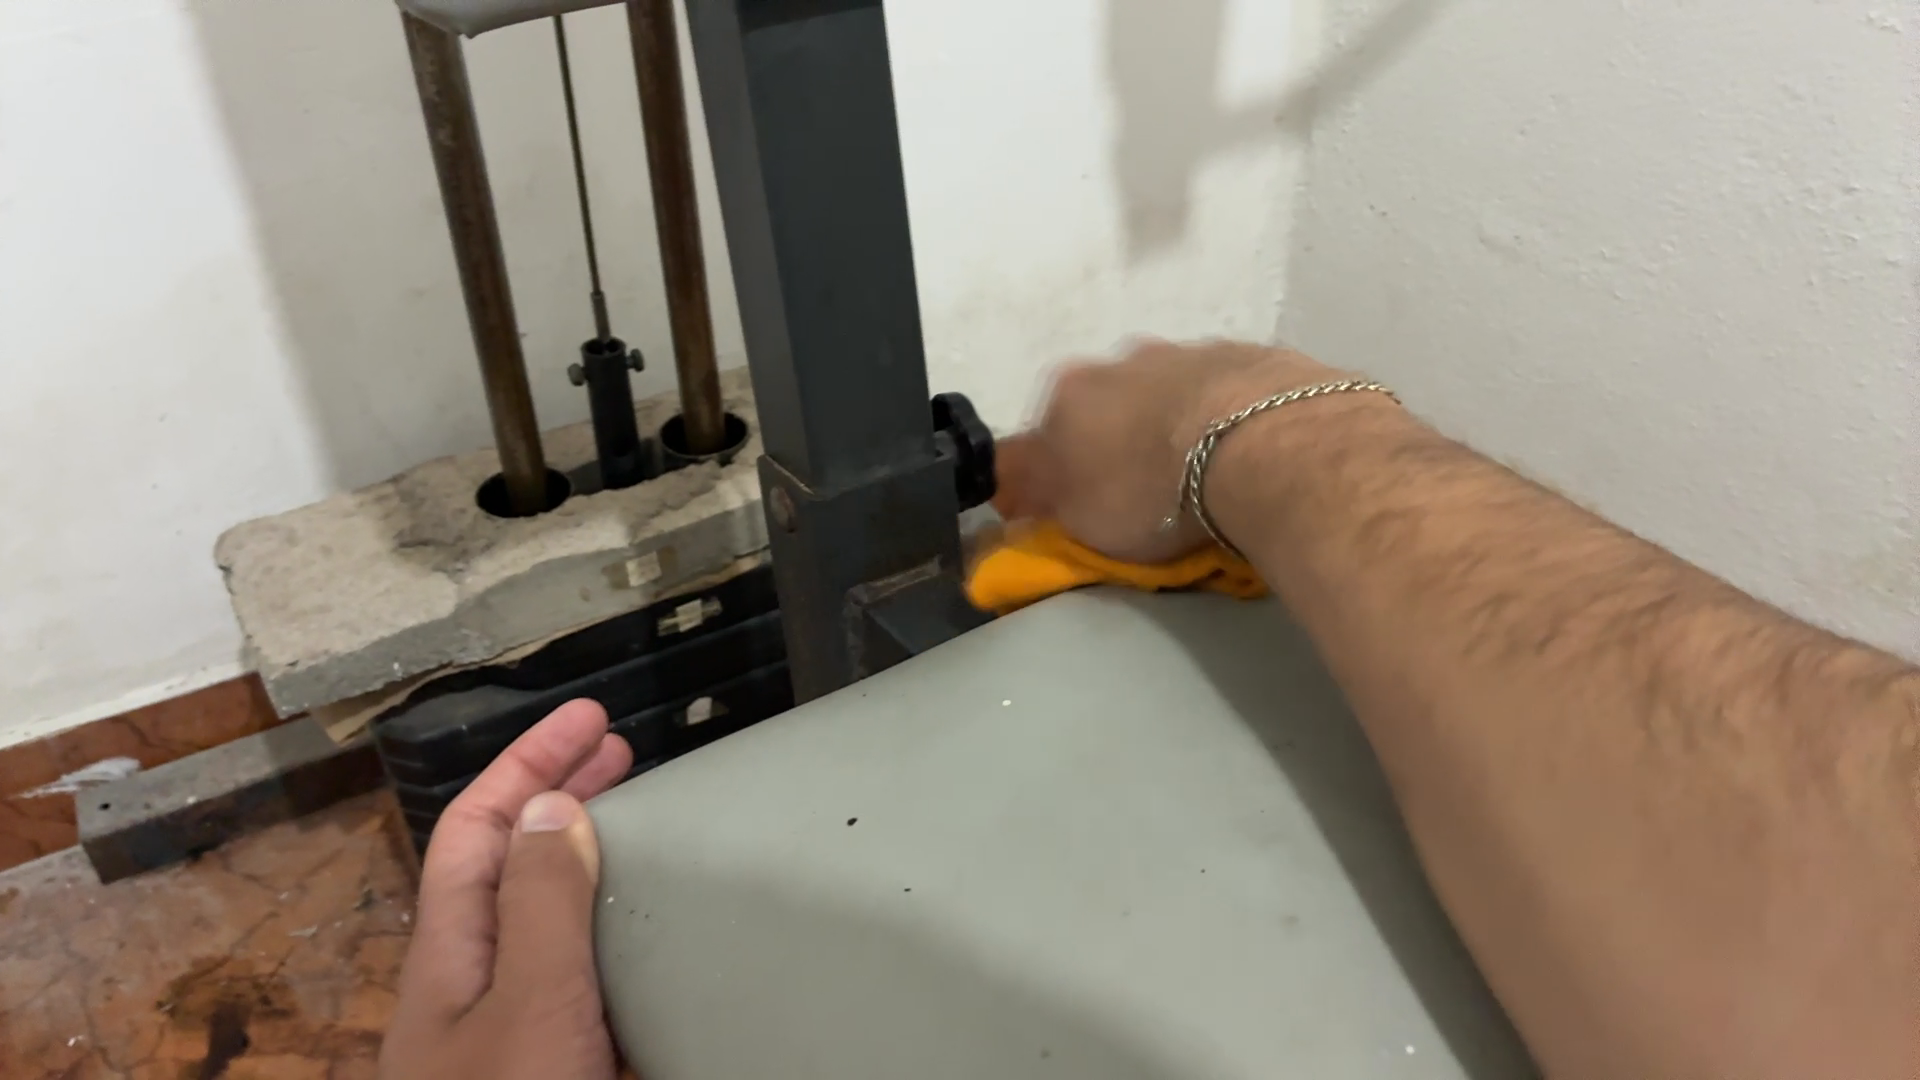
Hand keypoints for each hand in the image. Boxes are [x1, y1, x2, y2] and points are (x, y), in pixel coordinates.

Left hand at [380, 700, 634, 1079]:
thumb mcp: (529, 1008)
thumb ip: (537, 904)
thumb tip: (549, 802)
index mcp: (451, 955)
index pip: (478, 828)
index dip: (527, 761)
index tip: (588, 717)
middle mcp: (475, 974)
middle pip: (506, 853)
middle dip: (556, 786)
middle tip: (618, 745)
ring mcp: (514, 1012)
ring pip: (542, 899)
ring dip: (584, 841)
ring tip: (635, 806)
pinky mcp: (558, 1043)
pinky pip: (579, 948)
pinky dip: (611, 905)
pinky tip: (649, 910)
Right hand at [992, 339, 1345, 561]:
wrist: (1260, 447)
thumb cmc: (1149, 490)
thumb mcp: (1072, 512)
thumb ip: (1033, 494)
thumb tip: (1008, 485)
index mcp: (1067, 393)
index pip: (1039, 433)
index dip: (1051, 472)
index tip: (1070, 502)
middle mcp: (1119, 360)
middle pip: (1103, 405)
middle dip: (1113, 440)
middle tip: (1139, 488)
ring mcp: (1184, 352)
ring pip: (1163, 392)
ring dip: (1168, 423)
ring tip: (1197, 470)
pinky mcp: (1244, 355)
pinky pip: (1218, 390)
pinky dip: (1219, 415)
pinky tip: (1239, 449)